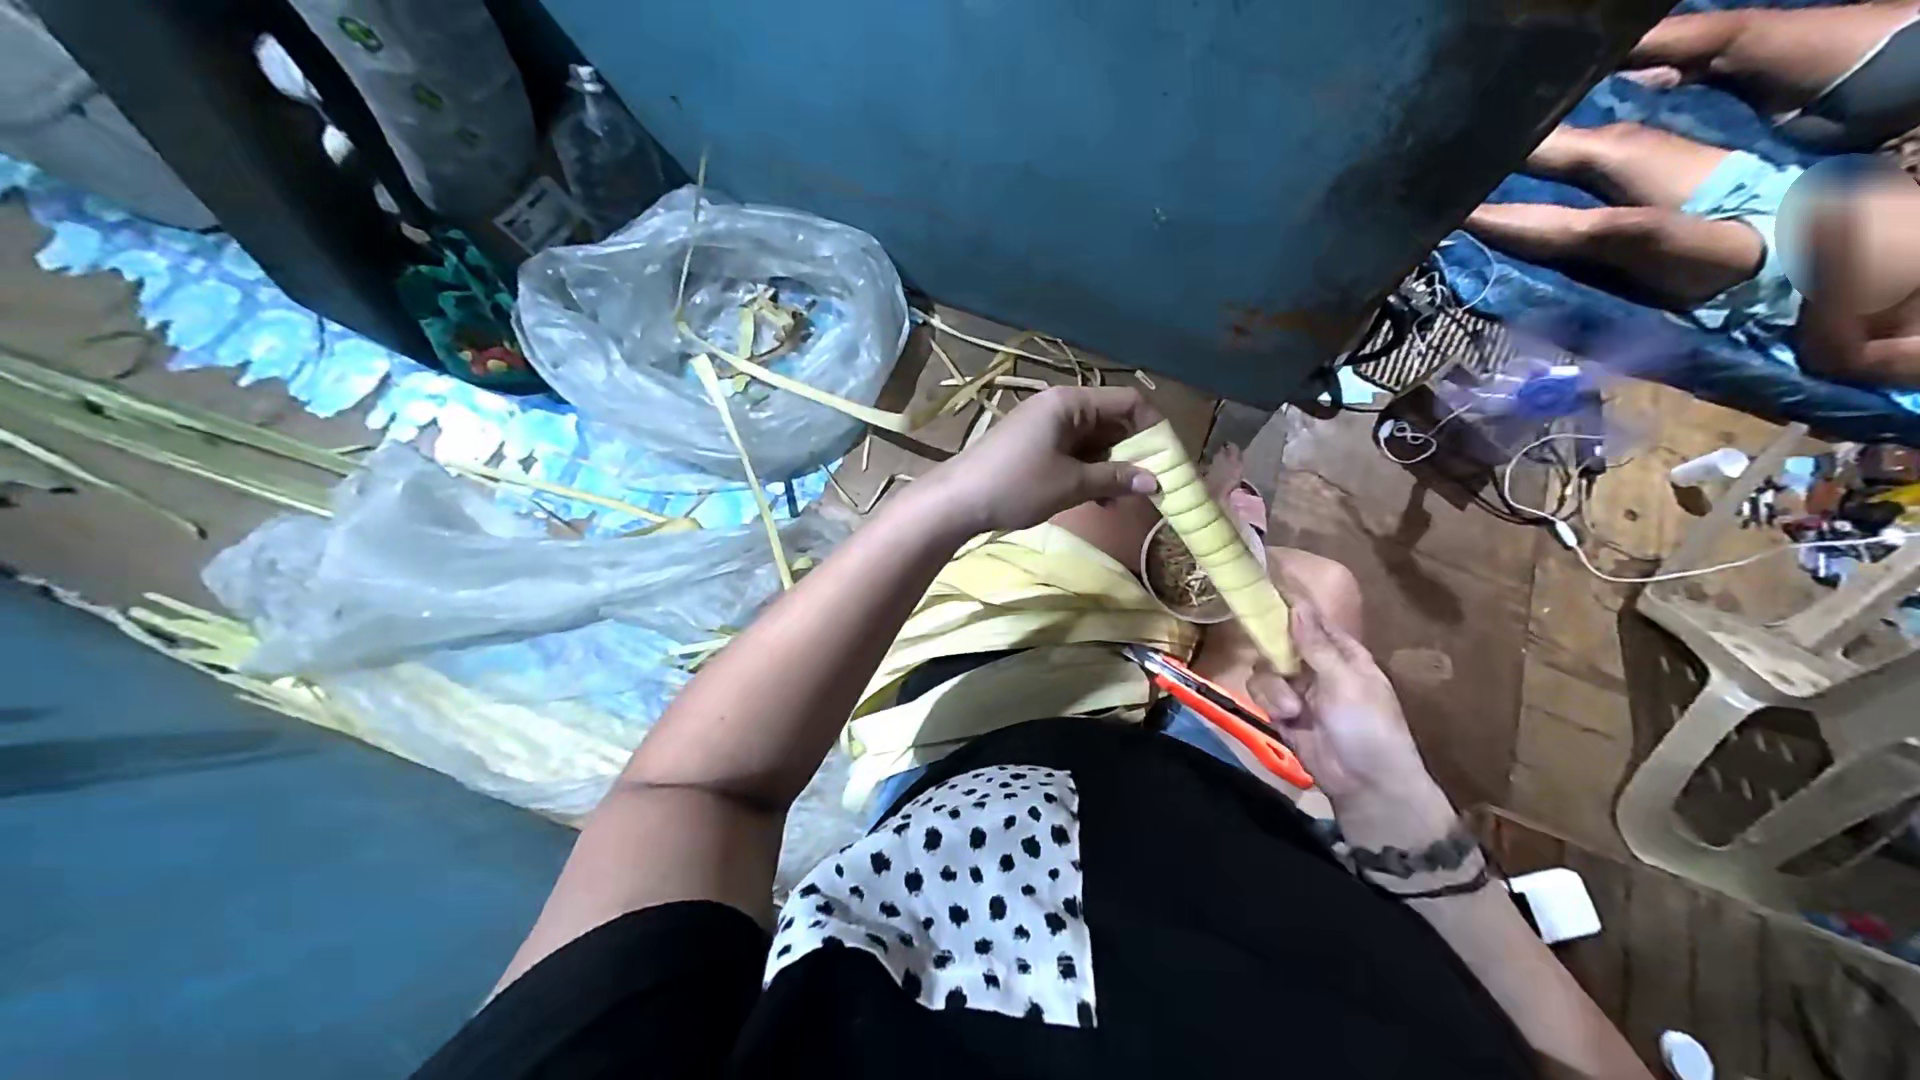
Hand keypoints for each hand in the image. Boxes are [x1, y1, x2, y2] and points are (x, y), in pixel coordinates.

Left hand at [922, 386, 1161, 533]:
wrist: (957, 501)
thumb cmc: (1016, 485)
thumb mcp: (1072, 484)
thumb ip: (1116, 479)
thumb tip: (1156, 482)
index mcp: (1070, 402)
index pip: (1129, 401)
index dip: (1154, 428)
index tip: (1169, 460)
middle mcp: (1059, 407)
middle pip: (1112, 421)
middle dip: (1133, 453)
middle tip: (1151, 486)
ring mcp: (1045, 427)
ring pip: (1093, 442)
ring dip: (1112, 468)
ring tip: (1123, 500)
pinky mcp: (1034, 447)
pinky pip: (1073, 453)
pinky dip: (1089, 473)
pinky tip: (1098, 500)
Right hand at [1247, 595, 1452, 842]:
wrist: (1365, 784)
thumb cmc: (1368, 726)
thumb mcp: (1346, 681)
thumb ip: (1316, 644)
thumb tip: (1298, 604)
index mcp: (1342, 652)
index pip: (1310, 619)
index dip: (1288, 606)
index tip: (1261, 592)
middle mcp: (1316, 665)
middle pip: (1280, 640)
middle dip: (1273, 651)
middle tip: (1268, 655)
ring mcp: (1297, 688)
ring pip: (1266, 668)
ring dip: (1275, 689)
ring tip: (1291, 710)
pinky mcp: (1281, 710)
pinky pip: (1261, 692)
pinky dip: (1270, 703)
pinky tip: (1285, 718)